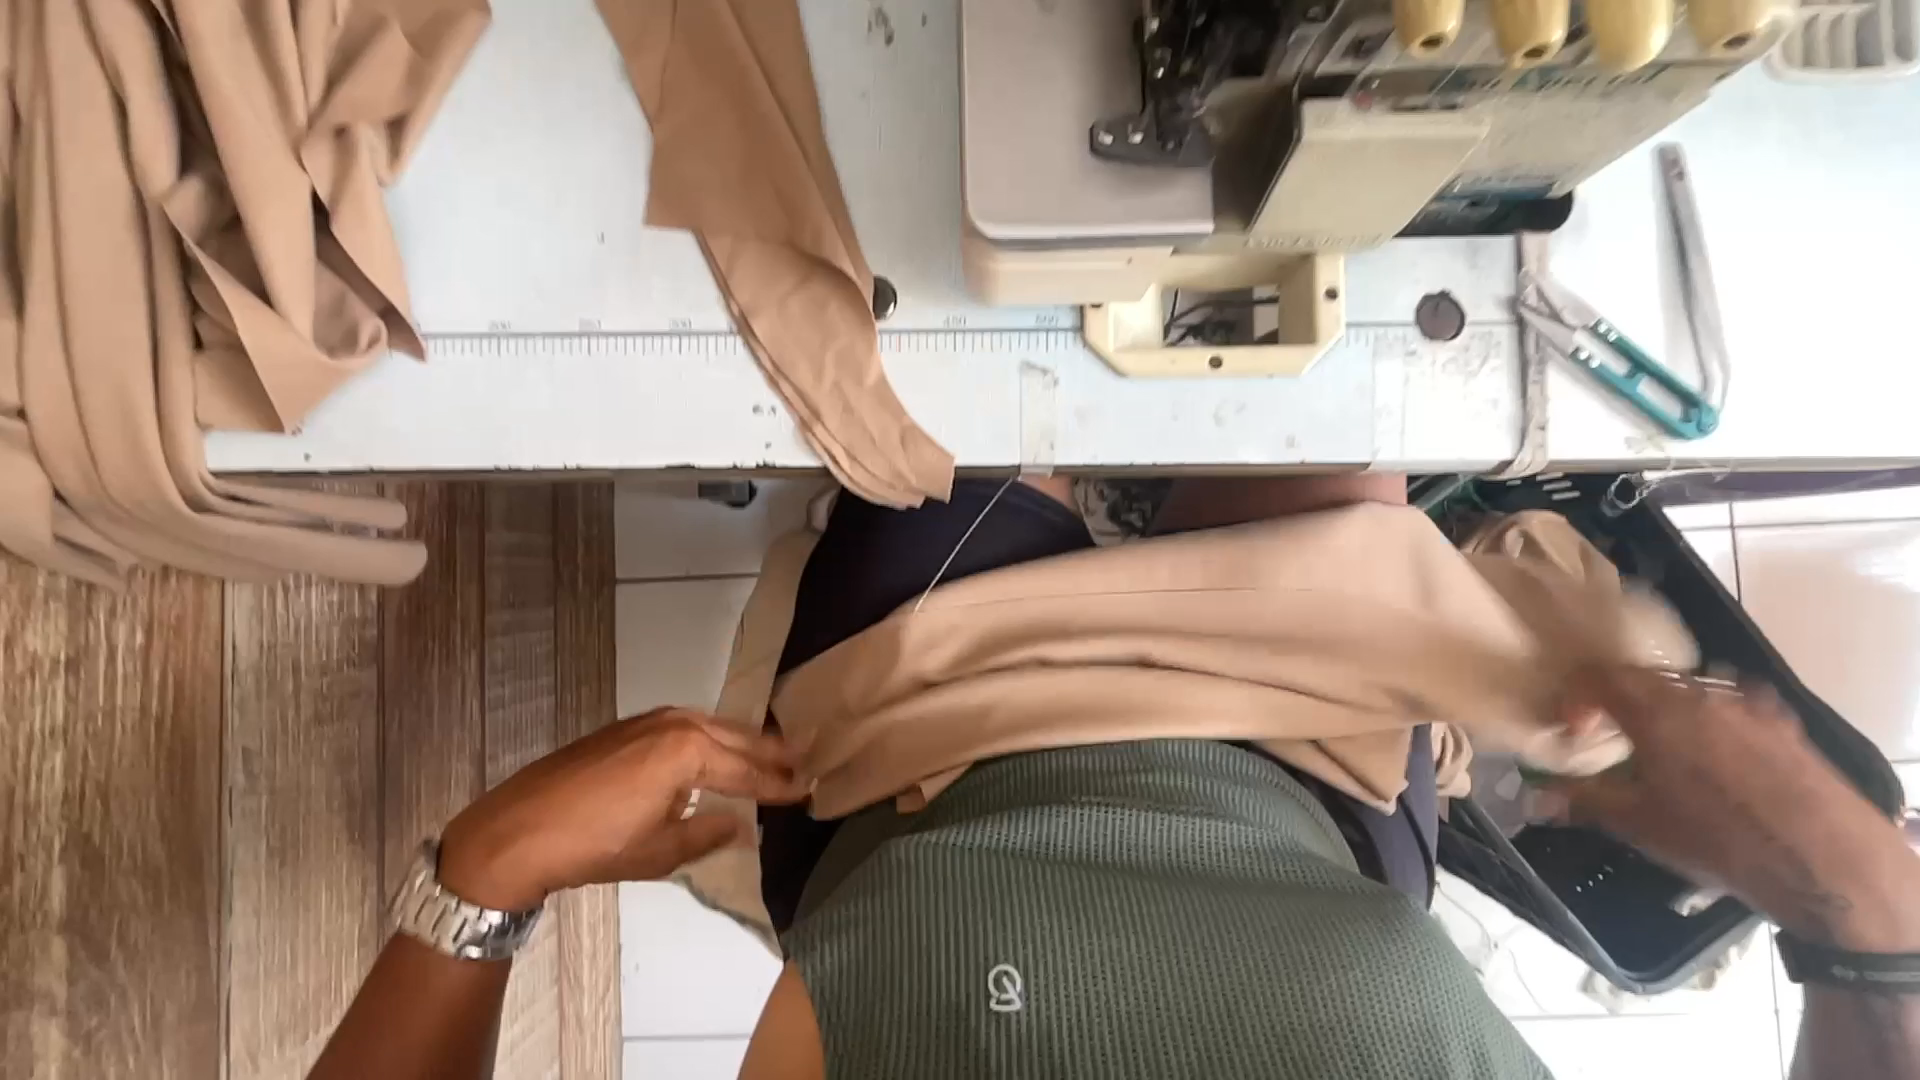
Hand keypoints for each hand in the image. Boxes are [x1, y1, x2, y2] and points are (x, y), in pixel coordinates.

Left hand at [437, 708, 807, 910]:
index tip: (806, 791)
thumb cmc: (594, 845)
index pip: (747, 771)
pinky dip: (711, 736)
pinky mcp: (629, 725)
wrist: (516, 830)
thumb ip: (709, 835)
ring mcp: (650, 719)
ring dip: (742, 740)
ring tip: (769, 751)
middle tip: (802, 761)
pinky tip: (714, 750)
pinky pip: (686, 724)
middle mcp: (676, 724)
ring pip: (712, 726)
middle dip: (770, 753)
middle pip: (736, 738)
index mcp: (689, 752)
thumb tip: (746, 828)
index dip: (778, 786)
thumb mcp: (659, 852)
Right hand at [1550, 666, 1919, 950]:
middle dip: (1615, 698)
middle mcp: (1700, 699)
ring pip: (1689, 689)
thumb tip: (1532, 797)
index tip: (1572, 729)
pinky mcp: (1786, 728)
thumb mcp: (1638, 824)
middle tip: (1606, 731)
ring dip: (1663, 705)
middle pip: (1642, 677)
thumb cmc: (1722, 842)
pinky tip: (1716, 748)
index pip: (1597, 677)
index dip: (1573, 696)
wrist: (1837, 870)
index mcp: (1655, 714)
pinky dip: (1712, 715)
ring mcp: (1750, 710)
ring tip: (1660, 742)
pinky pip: (1735, 704)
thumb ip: (1581, 800)